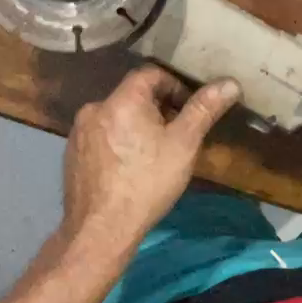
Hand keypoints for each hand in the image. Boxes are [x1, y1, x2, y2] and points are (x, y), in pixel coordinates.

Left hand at [53, 66, 240, 264]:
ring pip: (117, 116)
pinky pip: (103, 135)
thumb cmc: (148, 182)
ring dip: (138, 125)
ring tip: (156, 152)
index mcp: (121, 100)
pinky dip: (120, 140)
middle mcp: (94, 108)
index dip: (176, 86)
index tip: (190, 110)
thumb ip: (204, 109)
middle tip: (178, 133)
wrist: (102, 229)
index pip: (151, 73)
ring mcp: (79, 132)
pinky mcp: (72, 153)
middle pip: (133, 95)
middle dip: (159, 108)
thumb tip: (230, 82)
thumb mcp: (184, 144)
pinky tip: (131, 167)